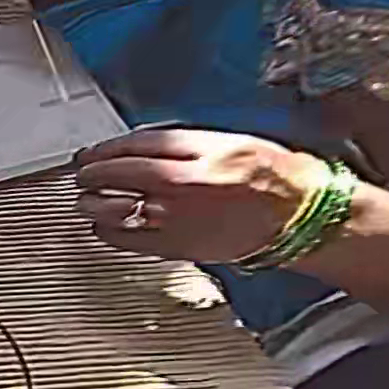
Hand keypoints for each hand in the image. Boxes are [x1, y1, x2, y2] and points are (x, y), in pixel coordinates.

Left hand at [74, 128, 326, 262]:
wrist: (305, 218)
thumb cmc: (275, 178)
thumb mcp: (236, 145)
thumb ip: (185, 145)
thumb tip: (134, 149)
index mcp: (210, 152)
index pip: (142, 144)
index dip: (107, 148)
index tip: (90, 153)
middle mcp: (190, 183)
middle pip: (120, 173)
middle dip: (91, 173)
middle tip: (82, 175)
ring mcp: (178, 216)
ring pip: (112, 207)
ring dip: (91, 202)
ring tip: (87, 199)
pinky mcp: (173, 244)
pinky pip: (122, 237)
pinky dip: (105, 230)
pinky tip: (103, 224)